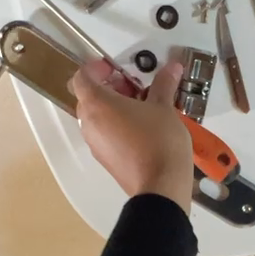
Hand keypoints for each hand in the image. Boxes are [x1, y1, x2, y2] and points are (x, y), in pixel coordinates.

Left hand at [68, 58, 193, 211]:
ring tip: (142, 108)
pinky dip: (117, 126)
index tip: (116, 68)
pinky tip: (142, 130)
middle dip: (109, 88)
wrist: (160, 188)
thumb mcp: (164, 108)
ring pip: (97, 118)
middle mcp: (89, 124)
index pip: (82, 77)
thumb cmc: (159, 142)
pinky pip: (105, 135)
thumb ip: (164, 84)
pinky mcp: (105, 161)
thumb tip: (172, 66)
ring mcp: (95, 145)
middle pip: (89, 98)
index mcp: (97, 104)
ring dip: (114, 108)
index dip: (96, 68)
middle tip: (134, 87)